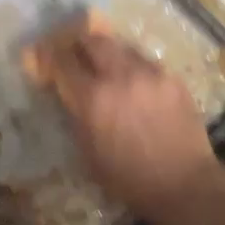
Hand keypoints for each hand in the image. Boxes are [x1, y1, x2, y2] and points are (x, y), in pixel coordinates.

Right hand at [21, 12, 224, 215]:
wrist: (183, 184)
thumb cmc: (128, 178)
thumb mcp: (87, 153)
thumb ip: (75, 116)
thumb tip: (67, 95)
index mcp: (93, 98)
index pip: (62, 61)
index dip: (47, 55)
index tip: (41, 56)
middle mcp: (120, 76)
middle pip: (92, 40)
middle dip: (77, 43)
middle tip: (71, 53)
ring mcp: (150, 73)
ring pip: (121, 46)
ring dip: (106, 52)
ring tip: (104, 66)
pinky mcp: (172, 78)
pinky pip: (145, 62)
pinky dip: (131, 67)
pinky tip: (133, 84)